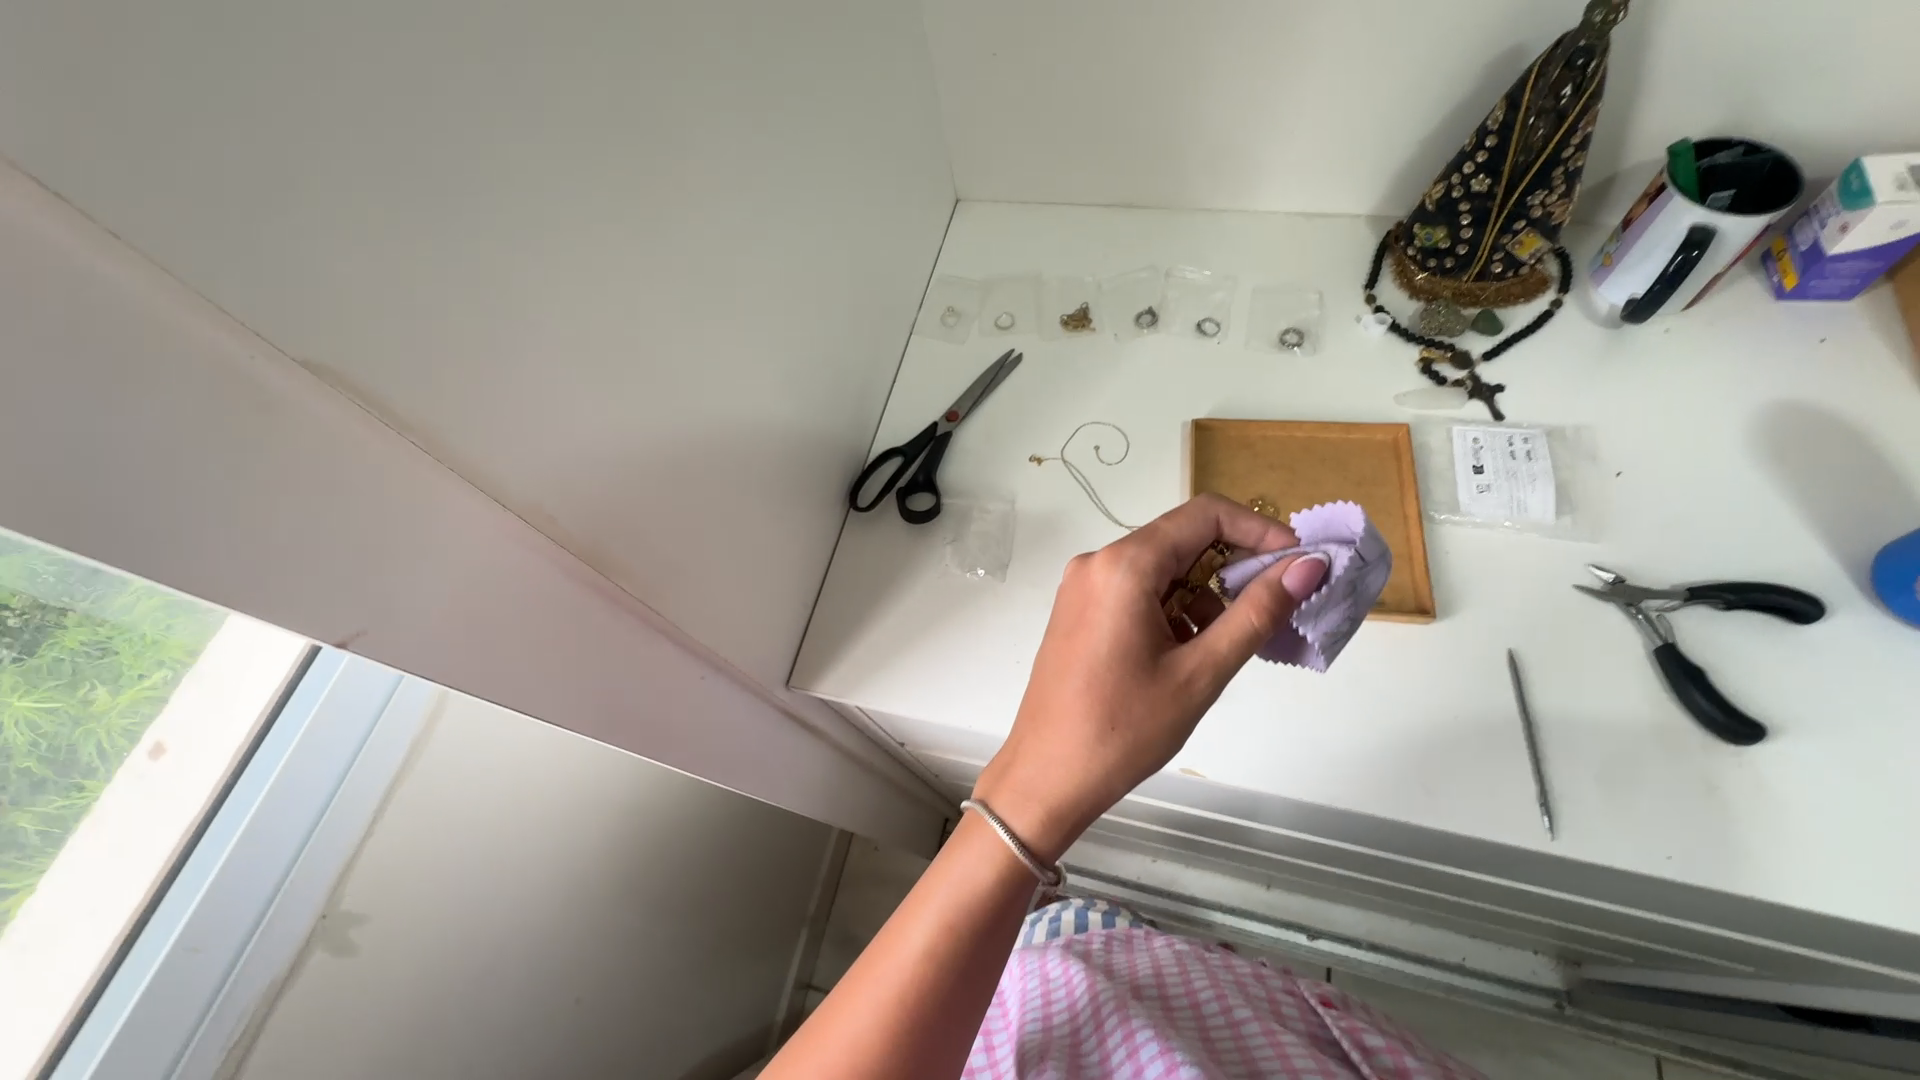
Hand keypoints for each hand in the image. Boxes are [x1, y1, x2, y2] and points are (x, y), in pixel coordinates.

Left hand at [971, 495, 1329, 861]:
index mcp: (1123, 565)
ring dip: (1202, 596)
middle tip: (1272, 611)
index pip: (1204, 514)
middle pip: (1181, 539)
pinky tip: (1185, 655)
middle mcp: (1097, 562)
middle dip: (1233, 568)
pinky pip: (1135, 591)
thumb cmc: (1123, 730)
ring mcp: (1082, 587)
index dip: (1259, 530)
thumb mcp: (1200, 672)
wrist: (1046, 776)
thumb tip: (1309, 565)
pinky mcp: (1077, 612)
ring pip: (1160, 569)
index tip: (1297, 565)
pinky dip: (1171, 610)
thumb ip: (1256, 613)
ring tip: (1222, 649)